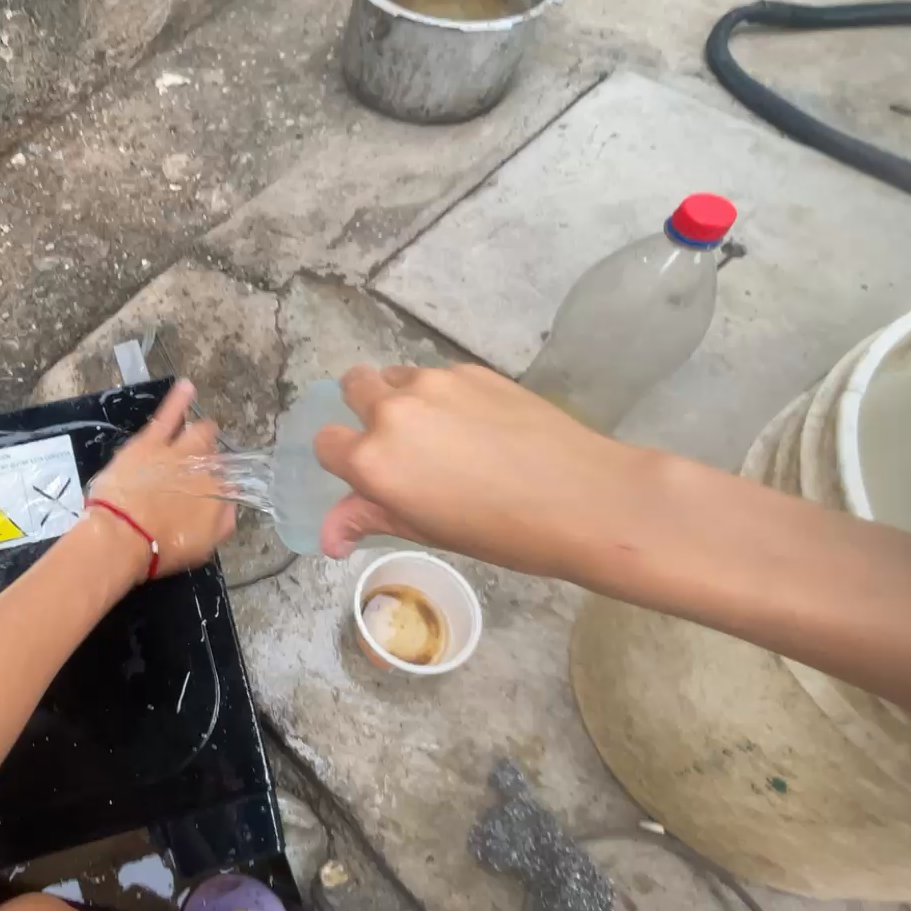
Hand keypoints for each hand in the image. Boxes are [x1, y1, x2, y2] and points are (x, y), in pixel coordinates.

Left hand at [83, 380, 238, 585]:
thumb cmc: (159, 549)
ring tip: (204, 430)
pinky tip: (187, 386)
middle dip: (211, 457)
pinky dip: (179, 400)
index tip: (207, 492)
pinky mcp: (151, 442)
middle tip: (199, 467)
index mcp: (218, 497)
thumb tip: (231, 505)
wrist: (122, 536)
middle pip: (215, 455)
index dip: (218, 486)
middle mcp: (205, 470)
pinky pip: (169, 415)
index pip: (227, 483)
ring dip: (203, 431)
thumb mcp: (202, 547)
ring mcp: (178, 452)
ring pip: (198, 434)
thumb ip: (222, 524)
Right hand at [312, 364, 658, 578]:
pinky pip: (437, 375)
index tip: (367, 471)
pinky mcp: (471, 370)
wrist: (584, 498)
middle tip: (397, 439)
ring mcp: (433, 384)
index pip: (326, 442)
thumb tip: (327, 540)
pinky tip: (480, 424)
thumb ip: (367, 519)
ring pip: (396, 375)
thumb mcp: (424, 530)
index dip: (342, 457)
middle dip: (362, 406)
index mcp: (372, 459)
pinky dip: (443, 394)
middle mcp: (393, 412)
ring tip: (442, 430)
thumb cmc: (499, 531)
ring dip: (403, 396)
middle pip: (353, 386)